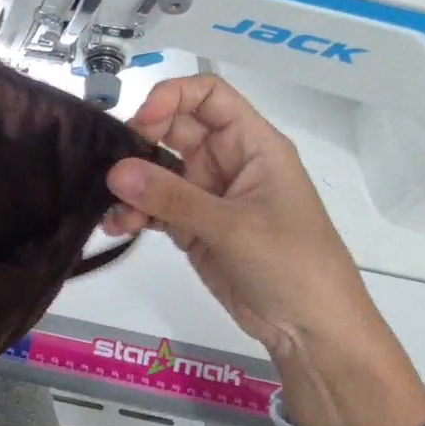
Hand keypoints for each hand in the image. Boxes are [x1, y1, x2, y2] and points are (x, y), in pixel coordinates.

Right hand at [103, 75, 424, 425]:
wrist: (310, 329)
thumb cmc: (291, 264)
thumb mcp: (232, 227)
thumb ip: (171, 197)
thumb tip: (115, 171)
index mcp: (253, 145)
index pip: (209, 96)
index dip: (173, 97)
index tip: (141, 123)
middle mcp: (227, 162)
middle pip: (174, 129)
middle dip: (140, 142)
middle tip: (114, 167)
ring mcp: (207, 194)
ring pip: (156, 170)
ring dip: (130, 183)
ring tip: (114, 208)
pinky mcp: (191, 226)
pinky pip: (153, 206)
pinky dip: (133, 213)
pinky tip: (118, 227)